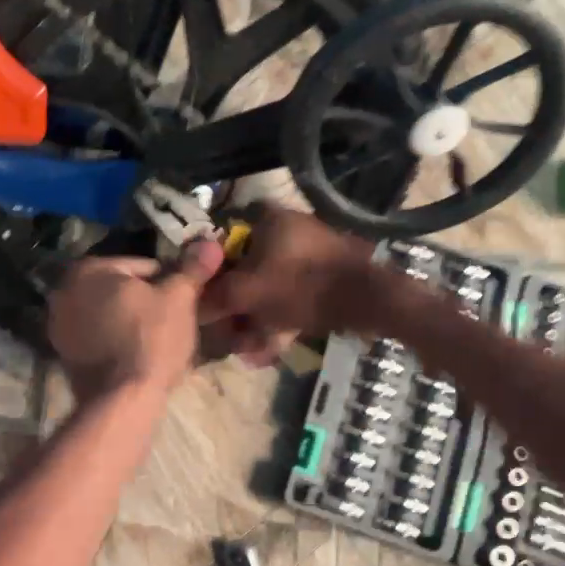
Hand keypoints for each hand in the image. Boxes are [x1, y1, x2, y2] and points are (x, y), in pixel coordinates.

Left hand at [47, 241, 224, 398]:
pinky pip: (96, 336)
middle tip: (173, 322)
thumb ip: (192, 269)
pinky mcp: (61, 352)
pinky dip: (113, 340)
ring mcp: (58, 323)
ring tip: (157, 340)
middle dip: (145, 301)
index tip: (184, 302)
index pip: (142, 266)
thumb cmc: (151, 339)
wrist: (122, 399)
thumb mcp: (178, 299)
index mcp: (88, 268)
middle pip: (120, 290)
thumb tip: (210, 243)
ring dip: (129, 320)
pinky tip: (135, 355)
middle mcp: (64, 290)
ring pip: (107, 314)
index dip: (168, 283)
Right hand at [198, 207, 371, 366]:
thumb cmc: (301, 287)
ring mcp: (311, 251)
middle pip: (248, 263)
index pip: (224, 232)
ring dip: (257, 314)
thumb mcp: (247, 294)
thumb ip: (215, 298)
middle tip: (227, 325)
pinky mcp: (328, 274)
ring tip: (248, 347)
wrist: (370, 302)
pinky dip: (281, 315)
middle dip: (236, 299)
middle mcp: (289, 227)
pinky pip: (294, 293)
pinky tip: (272, 347)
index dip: (211, 261)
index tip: (205, 287)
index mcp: (268, 218)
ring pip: (271, 282)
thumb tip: (194, 306)